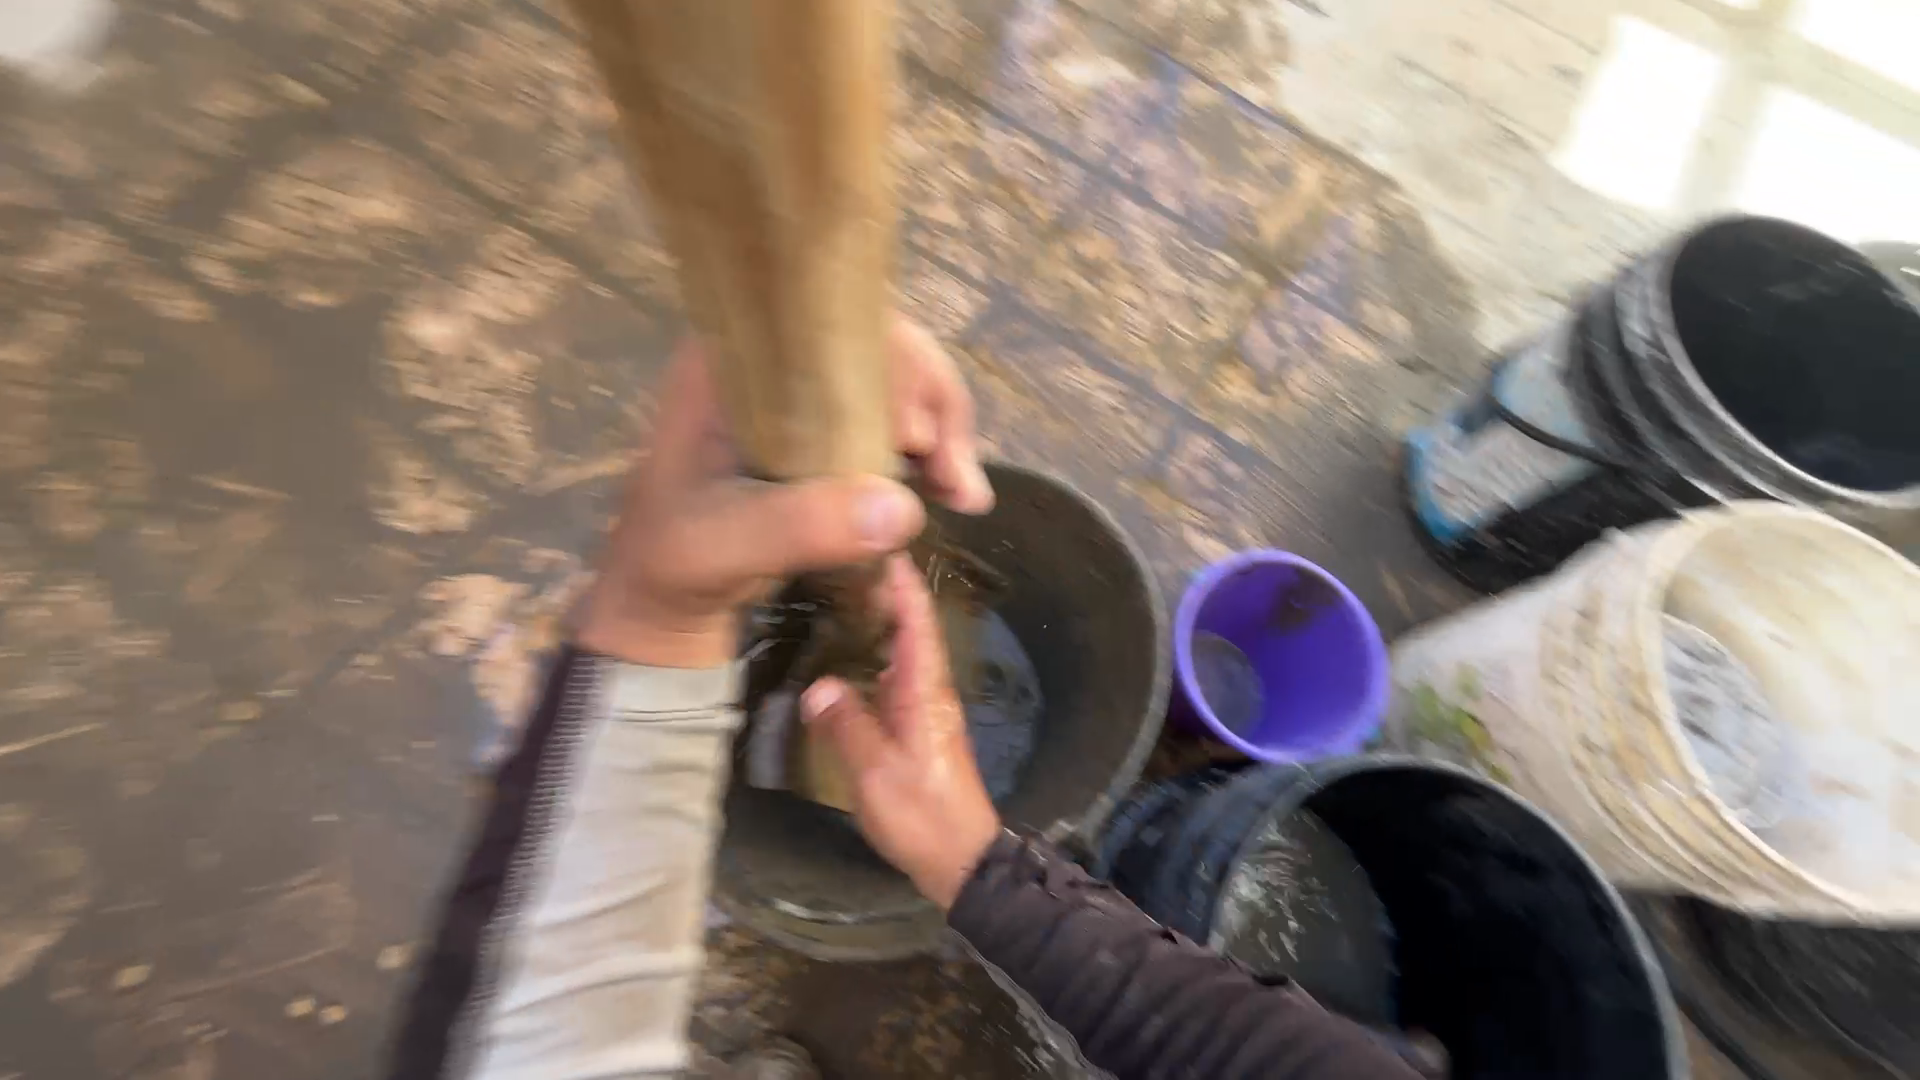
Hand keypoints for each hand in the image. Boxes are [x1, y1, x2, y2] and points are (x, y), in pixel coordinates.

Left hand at [575, 316, 992, 668]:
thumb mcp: (721, 544)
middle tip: (955, 484)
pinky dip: (928, 458)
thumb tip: (901, 509)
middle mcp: (775, 362)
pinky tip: (949, 493)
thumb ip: (798, 525)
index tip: (917, 440)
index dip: (896, 366)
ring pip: (897, 389)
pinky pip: (892, 427)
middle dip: (934, 409)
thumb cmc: (672, 561)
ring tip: (963, 496)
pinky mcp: (824, 435)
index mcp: (735, 356)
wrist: (663, 597)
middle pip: (882, 352)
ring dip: (942, 436)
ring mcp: (803, 398)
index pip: (834, 319)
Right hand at [801, 556, 1001, 909]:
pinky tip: (850, 659)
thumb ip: (846, 725)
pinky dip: (876, 655)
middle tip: (847, 563)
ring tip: (843, 599)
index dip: (903, 582)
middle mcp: (929, 689)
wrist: (961, 857)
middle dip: (887, 593)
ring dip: (882, 622)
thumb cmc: (921, 811)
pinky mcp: (918, 727)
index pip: (917, 621)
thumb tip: (818, 687)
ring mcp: (925, 708)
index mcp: (924, 689)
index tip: (885, 543)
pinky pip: (895, 677)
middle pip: (911, 629)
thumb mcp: (875, 770)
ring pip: (903, 652)